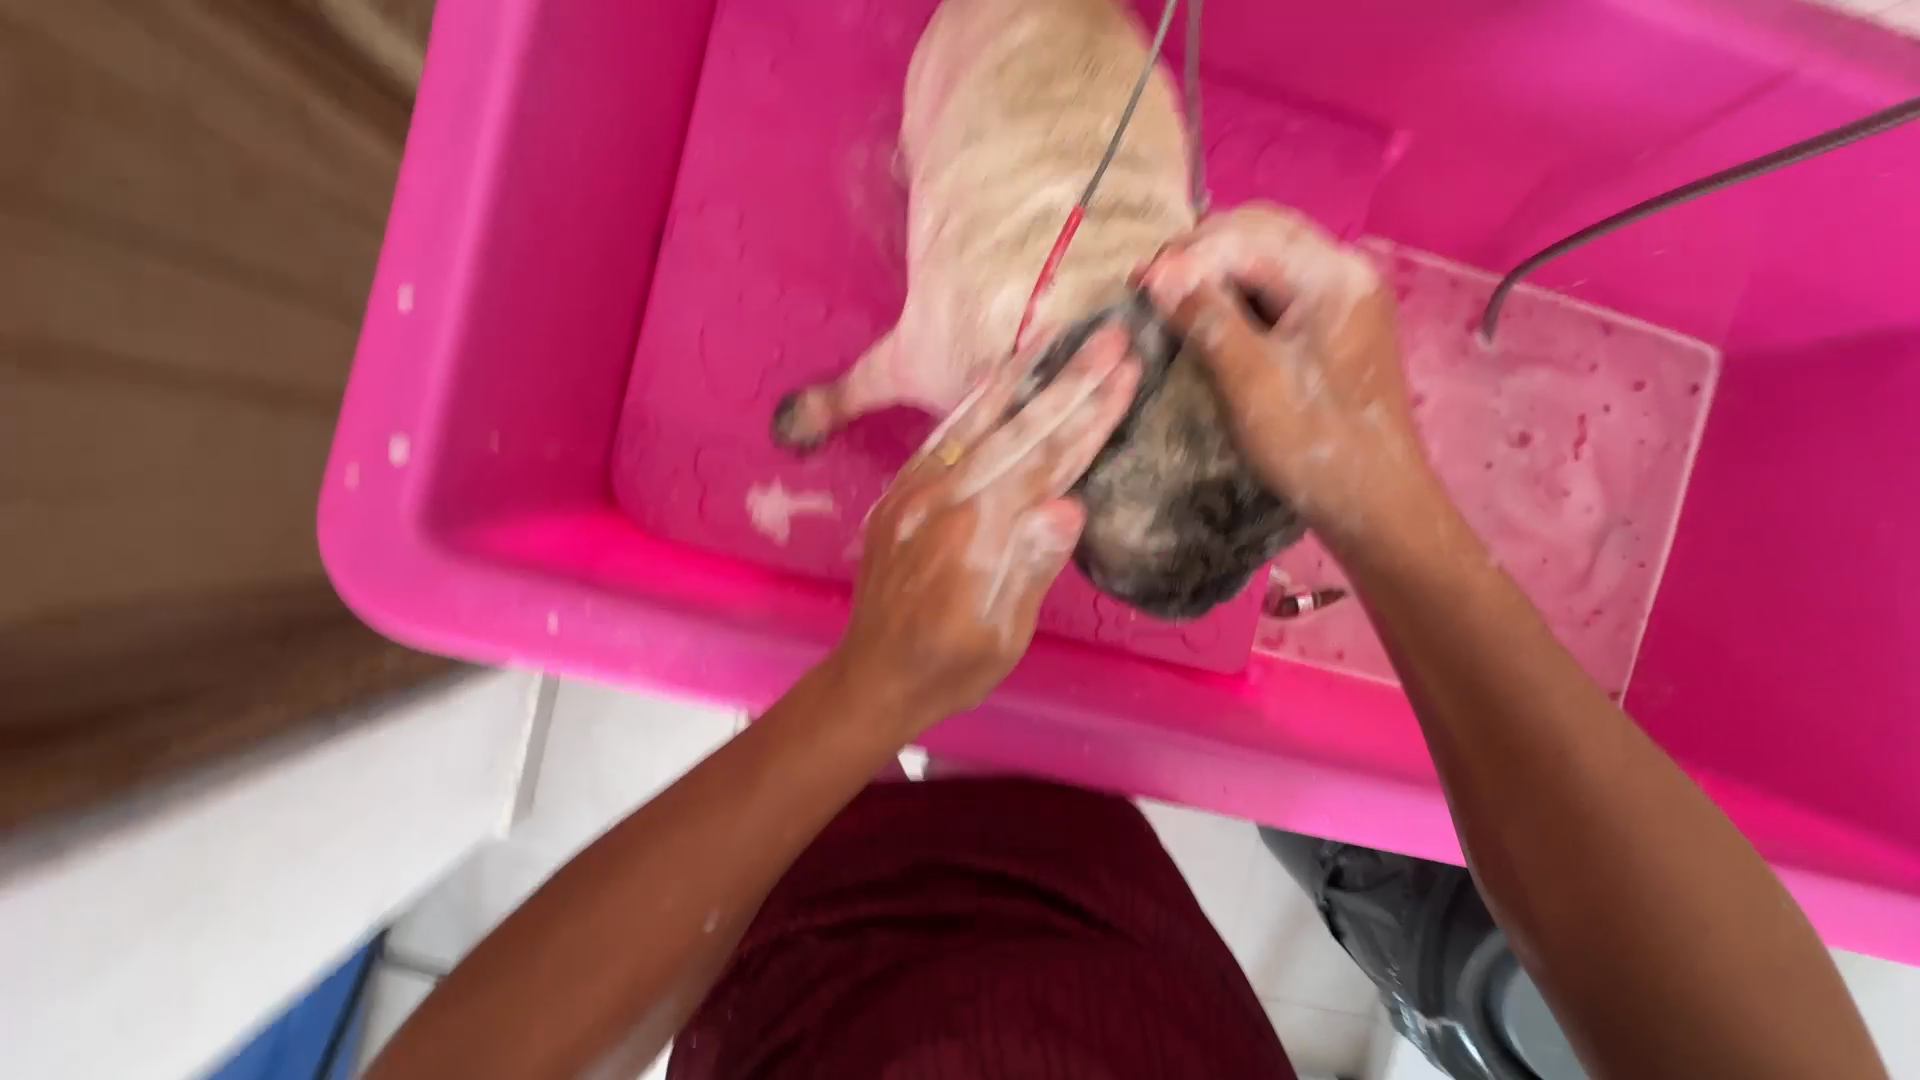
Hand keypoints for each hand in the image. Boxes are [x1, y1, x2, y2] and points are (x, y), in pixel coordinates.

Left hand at [828, 326, 1140, 733]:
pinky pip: (940, 437)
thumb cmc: (951, 667)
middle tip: (1112, 338)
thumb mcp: (1003, 636)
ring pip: (975, 421)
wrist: (872, 675)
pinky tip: (995, 378)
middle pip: (1018, 431)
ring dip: (1021, 376)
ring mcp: (914, 492)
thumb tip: (1071, 505)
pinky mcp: (898, 493)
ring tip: (1057, 335)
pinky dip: (972, 403)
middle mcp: (943, 500)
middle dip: (1070, 382)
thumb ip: (1031, 568)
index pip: (1047, 464)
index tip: (1127, 375)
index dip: (1090, 418)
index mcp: (977, 536)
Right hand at [1140, 203, 1427, 536]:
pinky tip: (1207, 315)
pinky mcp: (1334, 326)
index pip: (1247, 234)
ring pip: (1268, 258)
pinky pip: (1277, 288)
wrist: (1373, 501)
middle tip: (1151, 286)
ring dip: (1216, 271)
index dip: (1187, 254)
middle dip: (1201, 252)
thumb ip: (1206, 319)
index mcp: (1331, 276)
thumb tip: (1156, 273)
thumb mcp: (1251, 380)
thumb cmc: (1312, 443)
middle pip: (1261, 232)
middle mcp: (1343, 271)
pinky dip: (1237, 294)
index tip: (1137, 283)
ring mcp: (1342, 298)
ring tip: (1170, 298)